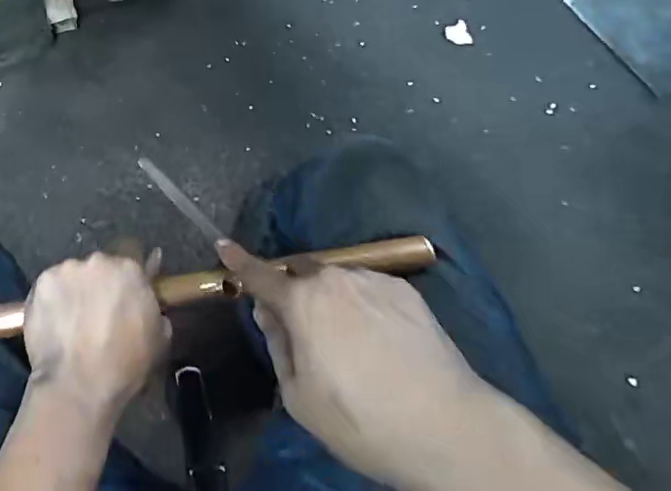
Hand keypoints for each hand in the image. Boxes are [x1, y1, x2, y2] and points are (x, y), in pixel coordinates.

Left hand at [22, 251, 170, 416]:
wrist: (77, 386)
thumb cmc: (124, 365)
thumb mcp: (158, 338)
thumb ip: (154, 307)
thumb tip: (148, 294)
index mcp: (130, 268)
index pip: (131, 254)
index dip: (126, 275)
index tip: (123, 292)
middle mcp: (99, 260)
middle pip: (100, 266)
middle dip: (99, 284)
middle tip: (96, 314)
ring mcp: (68, 269)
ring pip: (73, 275)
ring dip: (74, 291)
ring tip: (70, 323)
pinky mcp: (42, 283)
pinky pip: (50, 287)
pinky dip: (51, 301)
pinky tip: (53, 324)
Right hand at [218, 240, 486, 486]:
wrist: (447, 426)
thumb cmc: (362, 420)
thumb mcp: (301, 398)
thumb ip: (278, 346)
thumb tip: (269, 313)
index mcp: (302, 302)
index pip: (260, 274)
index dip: (238, 260)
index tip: (222, 244)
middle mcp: (334, 278)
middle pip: (301, 273)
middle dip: (293, 290)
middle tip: (303, 329)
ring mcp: (372, 279)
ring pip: (337, 281)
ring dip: (331, 300)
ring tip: (351, 345)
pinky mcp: (404, 289)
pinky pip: (369, 289)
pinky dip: (363, 306)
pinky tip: (381, 343)